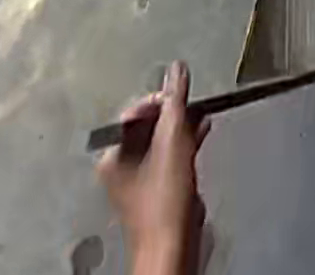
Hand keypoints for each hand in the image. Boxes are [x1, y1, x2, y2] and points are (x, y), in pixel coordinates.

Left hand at [97, 62, 206, 274]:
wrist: (174, 246)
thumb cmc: (165, 197)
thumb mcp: (173, 139)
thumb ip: (175, 101)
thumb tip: (178, 68)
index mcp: (112, 155)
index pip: (135, 111)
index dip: (159, 99)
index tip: (179, 96)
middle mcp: (120, 166)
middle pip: (149, 125)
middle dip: (173, 112)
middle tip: (190, 104)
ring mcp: (139, 179)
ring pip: (162, 139)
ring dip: (182, 125)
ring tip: (201, 114)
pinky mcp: (158, 188)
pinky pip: (170, 154)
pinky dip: (185, 141)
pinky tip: (201, 131)